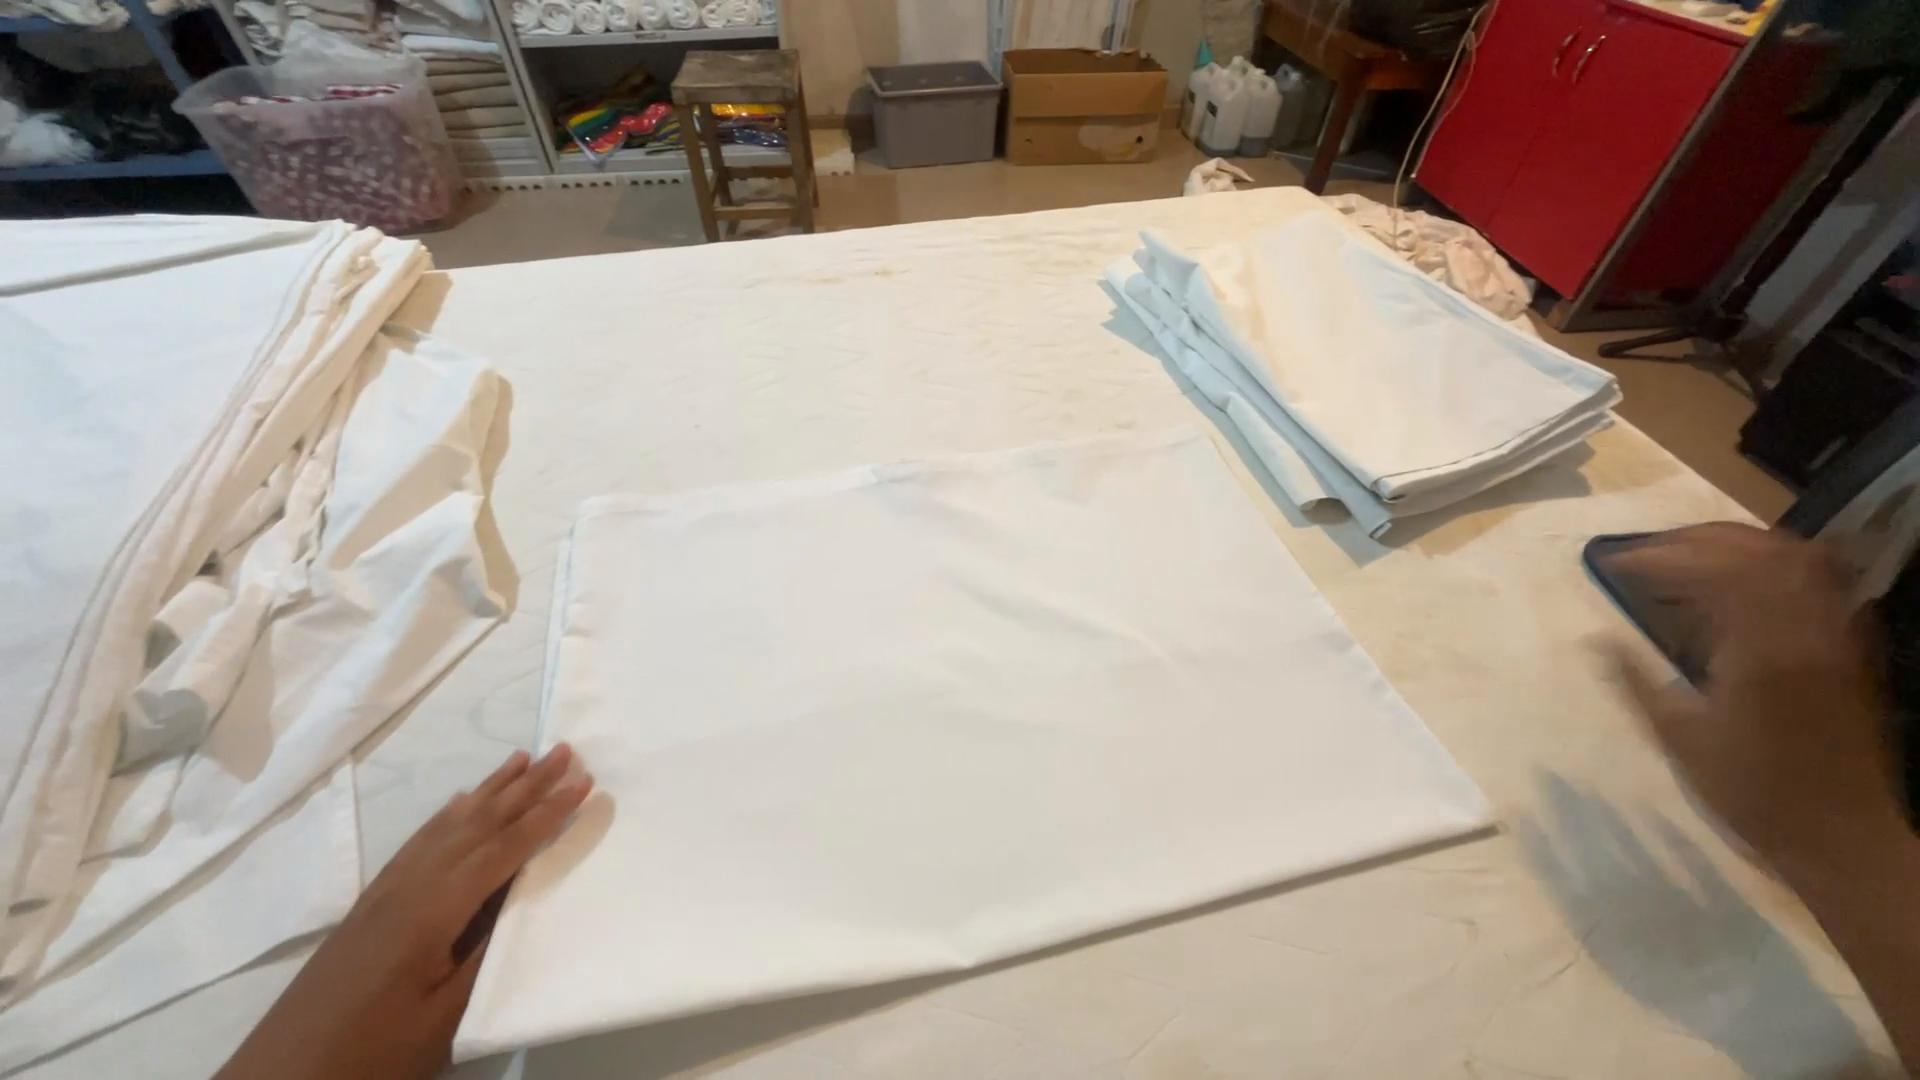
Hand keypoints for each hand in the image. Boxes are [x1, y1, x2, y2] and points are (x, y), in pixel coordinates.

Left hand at [216, 745, 593, 1079]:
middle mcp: (411, 886)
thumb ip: (487, 950)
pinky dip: (448, 814)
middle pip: (480, 822)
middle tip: (565, 750)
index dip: (548, 814)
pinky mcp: (372, 902)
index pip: (505, 848)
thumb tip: (522, 894)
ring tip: (523, 758)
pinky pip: (420, 842)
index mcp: (435, 911)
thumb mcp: (445, 1016)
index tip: (585, 782)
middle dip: (527, 784)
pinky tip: (461, 802)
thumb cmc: (372, 1054)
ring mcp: (387, 891)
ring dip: (492, 789)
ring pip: (449, 825)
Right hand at [1605, 523, 1902, 883]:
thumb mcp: (1675, 733)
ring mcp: (1839, 641)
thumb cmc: (1747, 788)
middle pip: (1763, 552)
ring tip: (1686, 560)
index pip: (1715, 572)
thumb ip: (1634, 676)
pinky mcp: (1849, 653)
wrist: (1840, 835)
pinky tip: (1735, 588)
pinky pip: (1818, 588)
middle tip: (1646, 553)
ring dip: (1738, 550)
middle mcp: (1810, 634)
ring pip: (1798, 561)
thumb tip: (1594, 637)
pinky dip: (1772, 572)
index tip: (1612, 563)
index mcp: (1763, 651)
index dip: (1659, 557)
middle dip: (1698, 541)